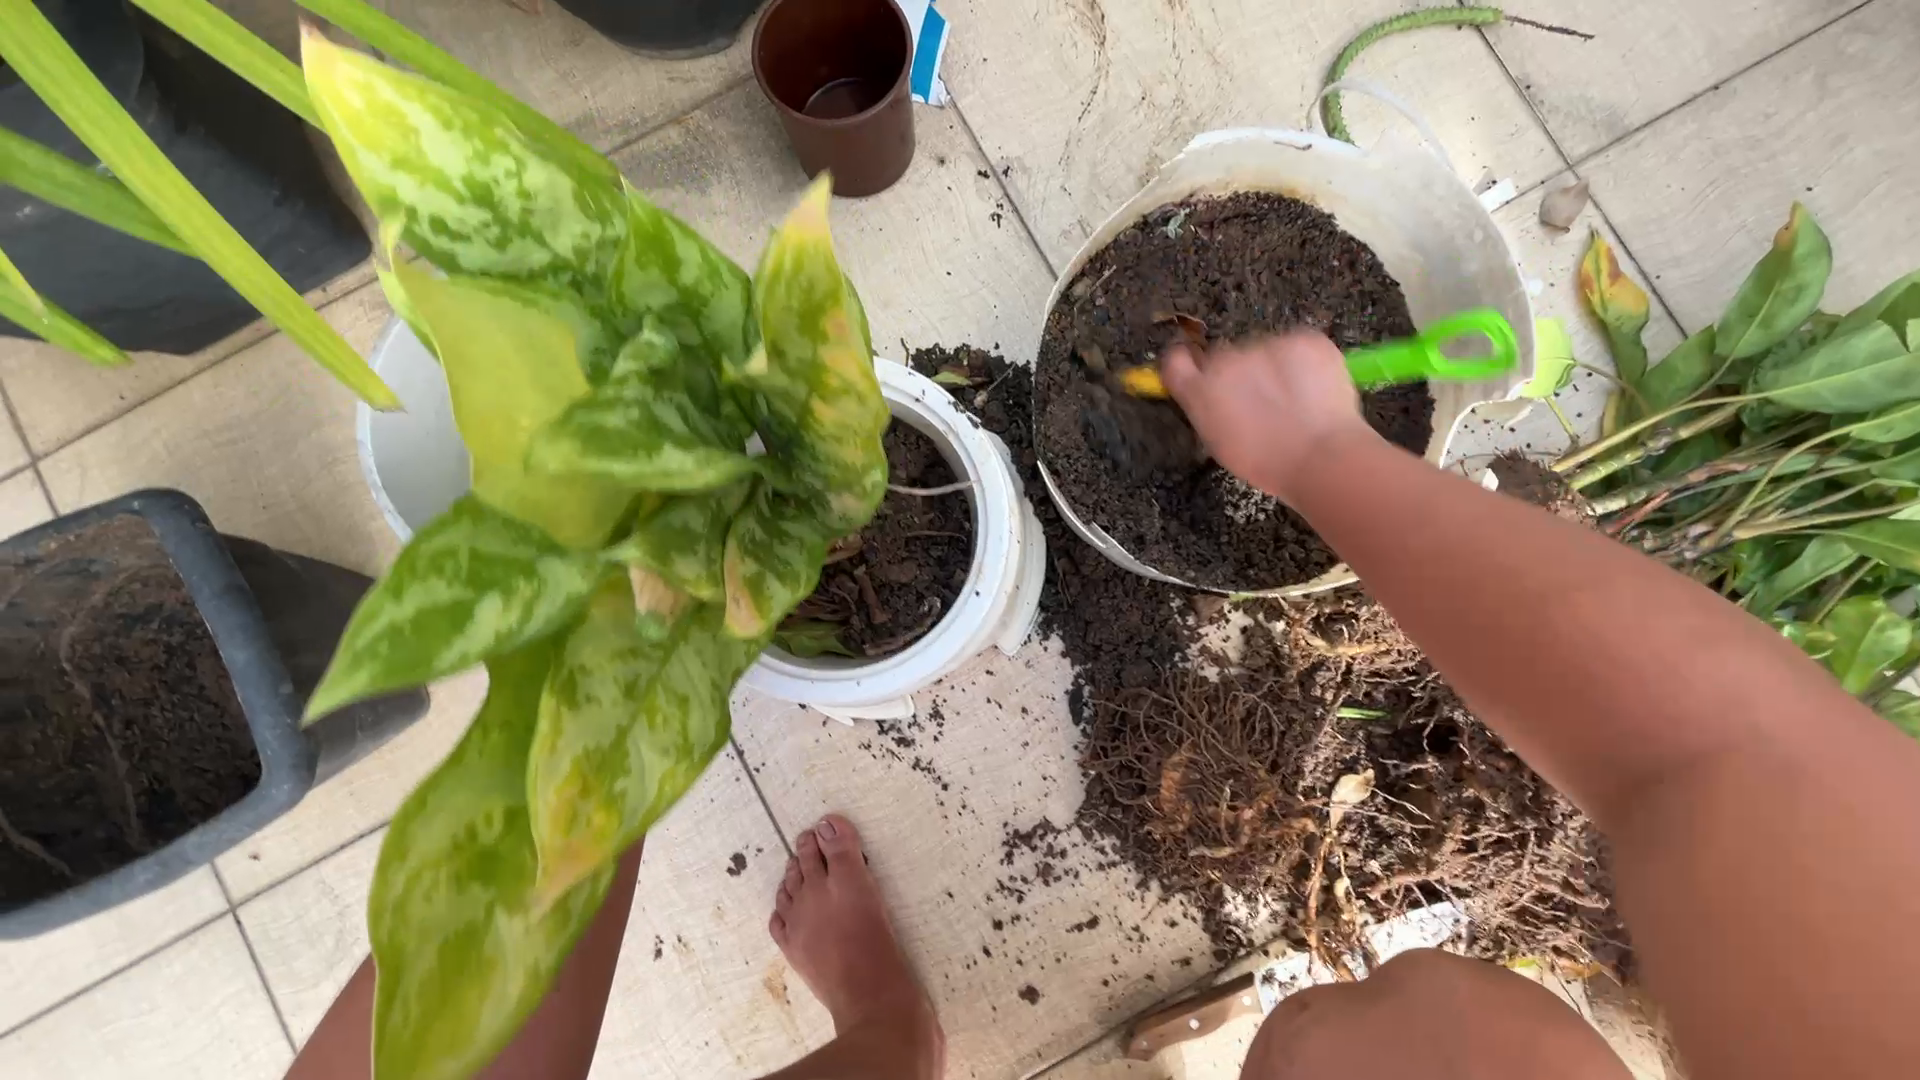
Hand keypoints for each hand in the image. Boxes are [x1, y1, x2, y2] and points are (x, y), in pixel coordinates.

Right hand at [1159, 330, 1373, 500]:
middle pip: (1225, 355)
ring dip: (1274, 366)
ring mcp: (1264, 345)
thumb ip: (1207, 410)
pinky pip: (1298, 343)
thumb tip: (1214, 396)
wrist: (1320, 456)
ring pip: (1264, 349)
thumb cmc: (1267, 462)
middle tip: (1263, 401)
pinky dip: (1305, 361)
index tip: (1199, 371)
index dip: (1187, 364)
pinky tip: (1313, 388)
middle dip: (1239, 371)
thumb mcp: (1219, 443)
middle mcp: (1224, 361)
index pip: (1176, 361)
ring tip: (1296, 400)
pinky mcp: (1301, 338)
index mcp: (1200, 391)